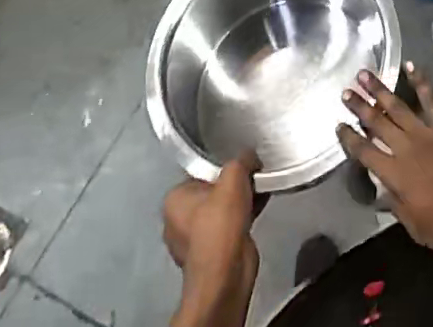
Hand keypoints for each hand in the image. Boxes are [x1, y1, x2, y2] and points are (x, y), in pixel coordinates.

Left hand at [163, 154, 258, 326]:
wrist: (226, 277)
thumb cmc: (221, 224)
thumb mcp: (233, 179)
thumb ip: (241, 161)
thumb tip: (249, 154)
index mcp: (173, 199)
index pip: (199, 174)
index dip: (221, 167)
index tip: (240, 164)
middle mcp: (178, 220)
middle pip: (211, 191)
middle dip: (232, 186)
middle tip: (252, 177)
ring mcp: (195, 241)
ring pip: (221, 211)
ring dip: (240, 201)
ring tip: (259, 190)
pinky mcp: (213, 256)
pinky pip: (230, 227)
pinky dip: (243, 217)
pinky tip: (259, 207)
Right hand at [337, 64, 432, 267]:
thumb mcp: (414, 226)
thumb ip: (394, 202)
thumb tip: (381, 188)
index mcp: (394, 173)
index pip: (363, 151)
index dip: (349, 138)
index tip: (339, 125)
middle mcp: (405, 148)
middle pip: (376, 122)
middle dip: (359, 106)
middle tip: (345, 91)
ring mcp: (427, 134)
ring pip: (397, 106)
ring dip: (379, 89)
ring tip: (364, 74)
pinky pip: (431, 101)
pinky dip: (420, 82)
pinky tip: (411, 66)